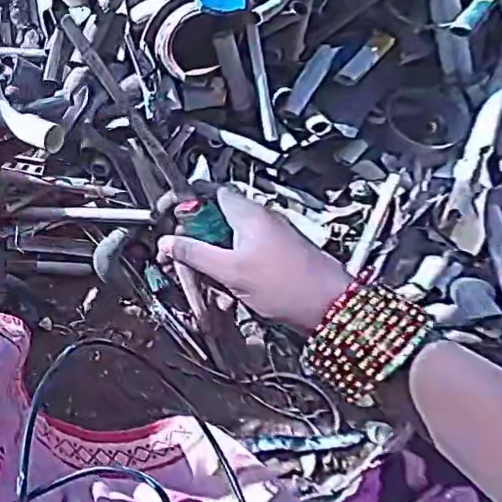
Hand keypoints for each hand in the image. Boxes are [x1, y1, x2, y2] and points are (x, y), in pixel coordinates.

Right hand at [157, 188, 351, 333]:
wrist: (334, 310)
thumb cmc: (291, 287)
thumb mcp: (230, 271)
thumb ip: (193, 253)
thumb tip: (167, 242)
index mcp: (247, 213)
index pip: (206, 192)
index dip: (183, 203)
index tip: (167, 217)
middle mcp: (257, 219)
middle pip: (210, 219)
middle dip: (192, 241)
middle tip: (179, 258)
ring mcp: (265, 237)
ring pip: (222, 241)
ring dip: (208, 260)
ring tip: (206, 282)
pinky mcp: (272, 256)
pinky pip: (238, 255)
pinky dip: (227, 270)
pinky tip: (227, 292)